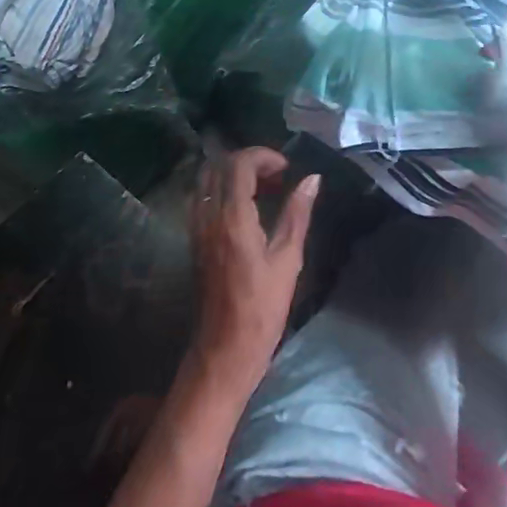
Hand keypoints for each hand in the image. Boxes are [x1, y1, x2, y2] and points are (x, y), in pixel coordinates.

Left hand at [188, 148, 319, 386]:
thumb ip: (297, 214)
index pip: (239, 165)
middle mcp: (207, 217)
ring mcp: (196, 229)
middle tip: (277, 177)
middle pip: (218, 166)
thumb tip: (312, 179)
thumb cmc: (262, 308)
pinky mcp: (194, 242)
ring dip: (234, 175)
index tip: (287, 168)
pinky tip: (247, 211)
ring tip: (264, 191)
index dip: (263, 156)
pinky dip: (223, 192)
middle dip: (248, 162)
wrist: (224, 350)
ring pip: (207, 181)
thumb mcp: (288, 260)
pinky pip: (203, 200)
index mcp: (231, 218)